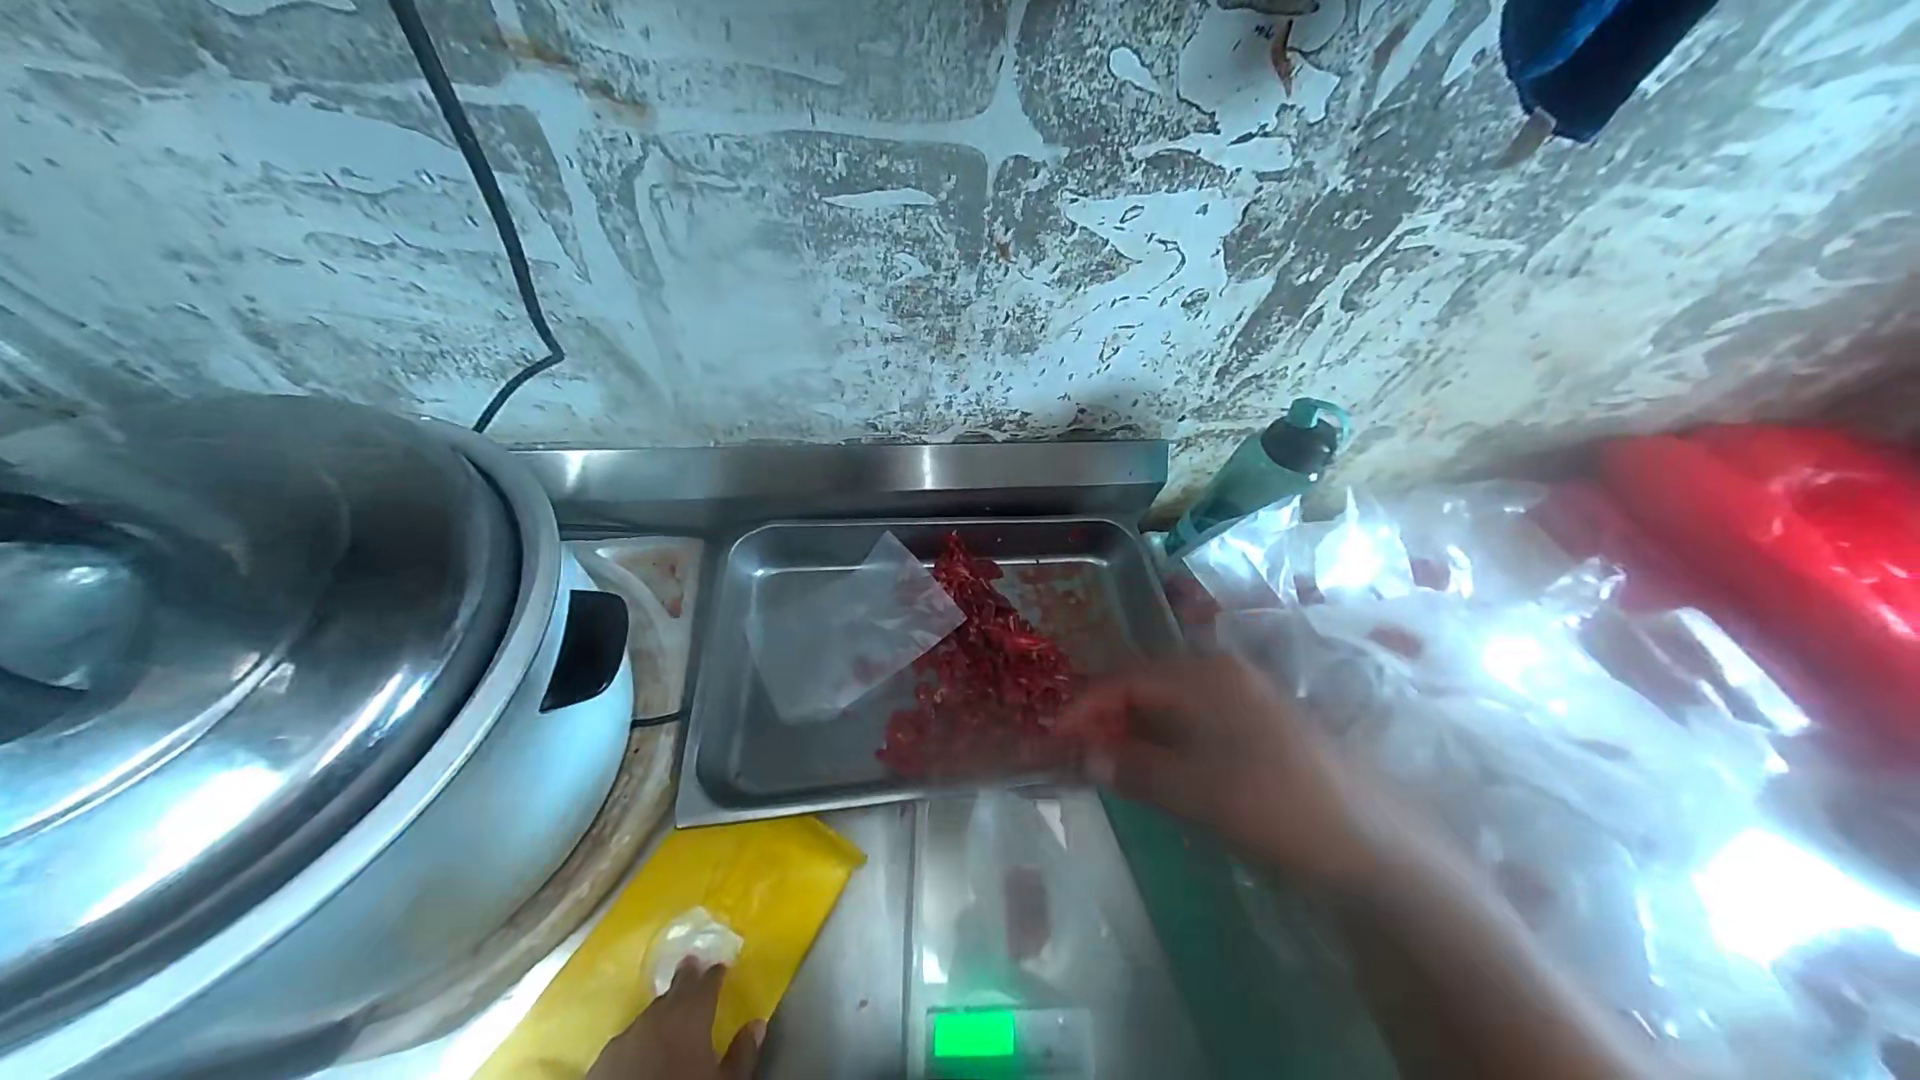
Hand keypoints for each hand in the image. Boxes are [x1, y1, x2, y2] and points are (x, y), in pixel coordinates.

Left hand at [585, 960, 762, 1079]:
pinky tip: (643, 1048)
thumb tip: (756, 1025)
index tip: (721, 965)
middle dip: (685, 979)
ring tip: (671, 1011)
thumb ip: (741, 1054)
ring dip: (662, 1010)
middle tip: (691, 964)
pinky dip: (640, 1038)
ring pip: (649, 1016)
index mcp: (689, 1017)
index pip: (706, 984)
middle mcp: (656, 1018)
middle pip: (674, 992)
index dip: (715, 974)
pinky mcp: (600, 1065)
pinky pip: (627, 1041)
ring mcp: (624, 1040)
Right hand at [1066, 653, 1418, 884]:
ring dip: (1132, 725)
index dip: (1084, 707)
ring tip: (1105, 756)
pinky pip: (1192, 717)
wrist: (1374, 843)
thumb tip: (1086, 754)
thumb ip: (1134, 768)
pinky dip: (1161, 735)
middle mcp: (1222, 672)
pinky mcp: (1257, 722)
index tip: (1052, 735)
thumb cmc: (1276, 807)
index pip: (1124, 679)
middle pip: (1144, 682)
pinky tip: (1154, 761)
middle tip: (1075, 748)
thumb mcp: (1194, 792)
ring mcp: (1244, 695)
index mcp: (1204, 675)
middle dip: (1105, 713)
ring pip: (1168, 700)